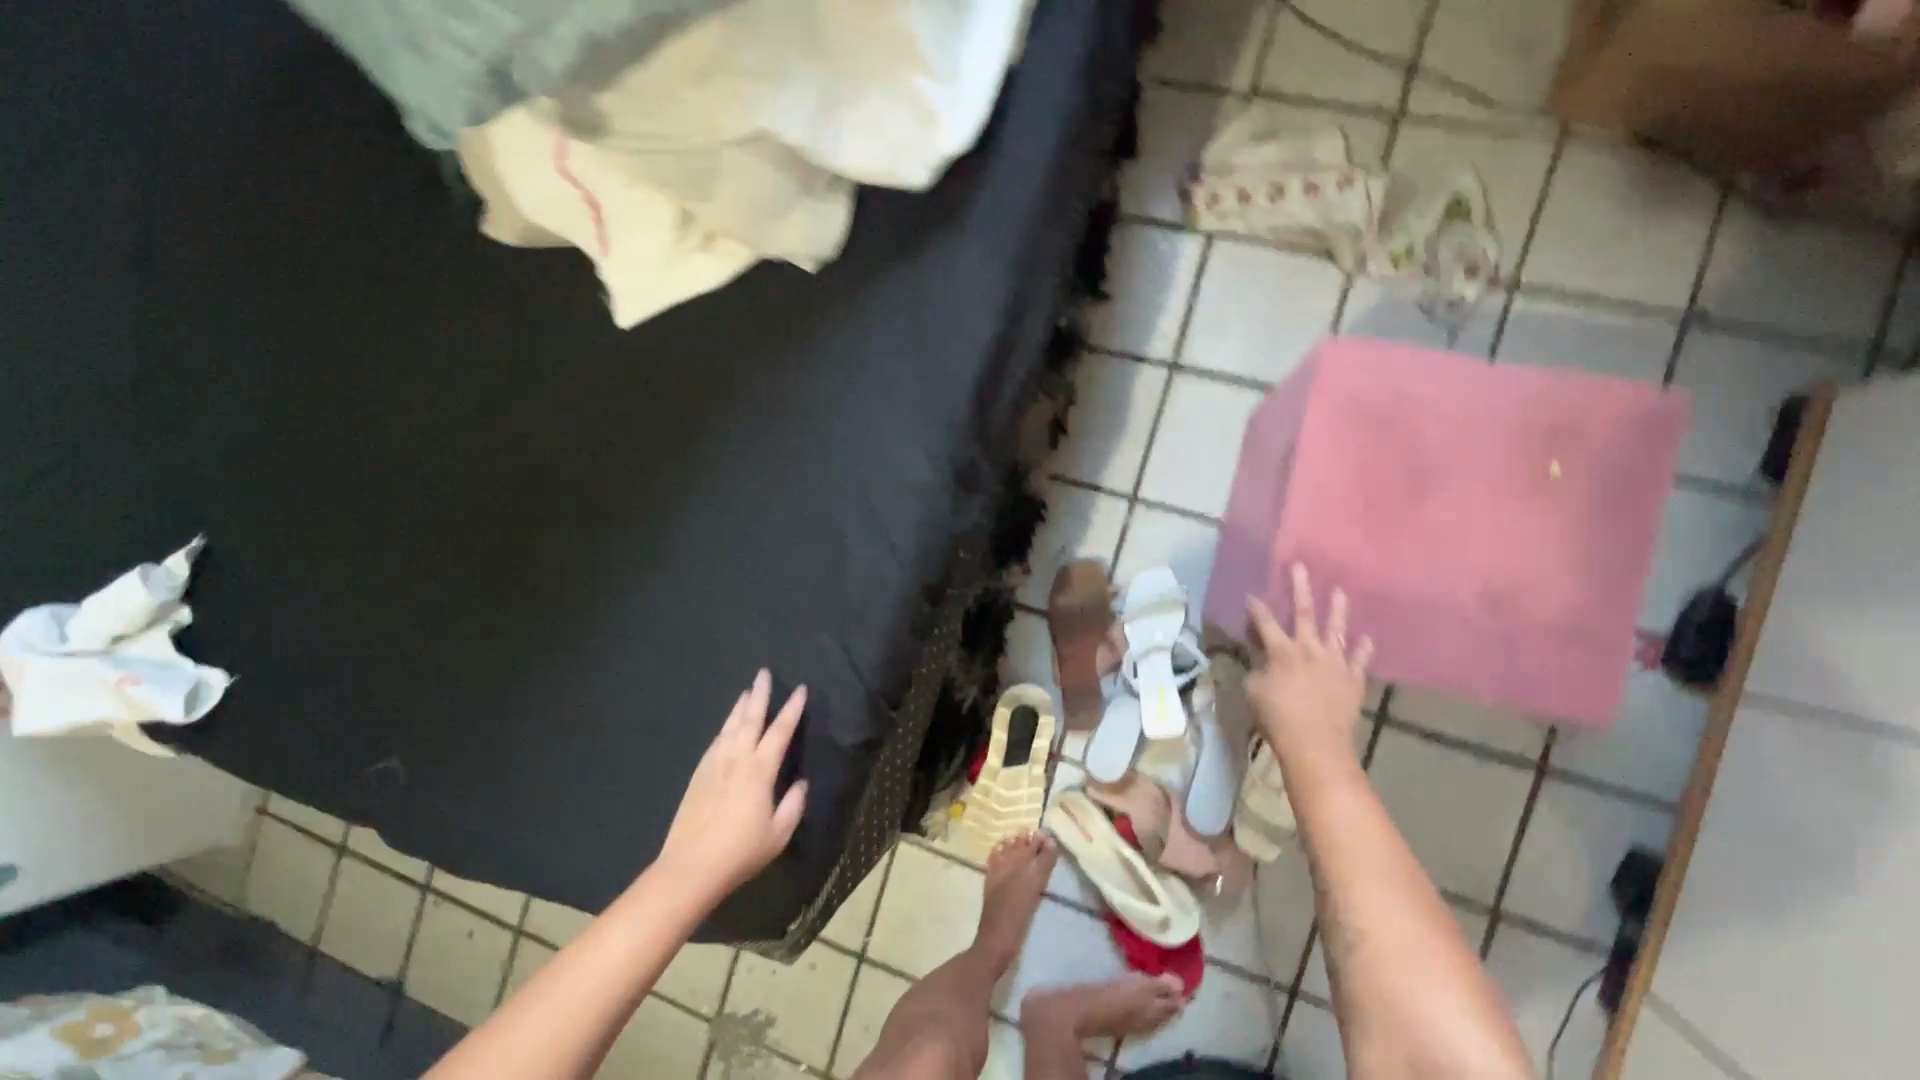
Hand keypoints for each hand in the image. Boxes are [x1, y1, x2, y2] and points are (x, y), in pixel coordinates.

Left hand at [657, 670, 809, 900]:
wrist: (691, 867)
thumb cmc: (741, 852)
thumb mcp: (778, 834)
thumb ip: (793, 805)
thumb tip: (800, 783)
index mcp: (759, 771)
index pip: (780, 732)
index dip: (792, 710)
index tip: (800, 690)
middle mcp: (736, 759)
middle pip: (750, 719)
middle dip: (760, 695)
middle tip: (764, 673)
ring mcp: (714, 765)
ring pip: (729, 727)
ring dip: (740, 707)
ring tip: (747, 691)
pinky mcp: (698, 775)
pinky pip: (715, 741)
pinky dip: (725, 728)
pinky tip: (727, 726)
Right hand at [1246, 564, 1373, 761]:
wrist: (1316, 742)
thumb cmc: (1278, 718)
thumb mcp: (1253, 691)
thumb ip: (1256, 670)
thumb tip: (1258, 660)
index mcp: (1281, 652)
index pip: (1265, 623)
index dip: (1256, 608)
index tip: (1251, 594)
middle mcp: (1309, 649)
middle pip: (1304, 613)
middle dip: (1300, 588)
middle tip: (1301, 567)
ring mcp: (1335, 662)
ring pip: (1336, 629)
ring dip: (1338, 609)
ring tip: (1340, 591)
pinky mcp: (1353, 678)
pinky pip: (1360, 659)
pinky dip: (1363, 648)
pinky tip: (1367, 638)